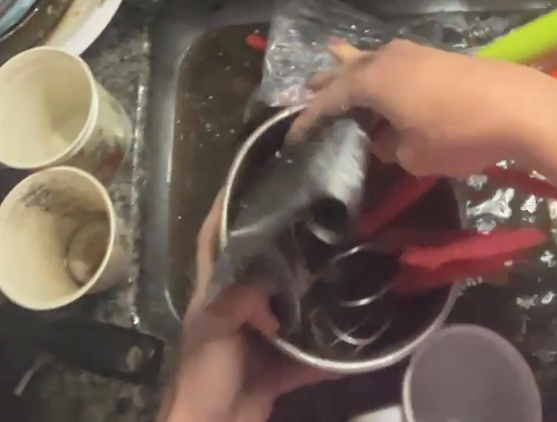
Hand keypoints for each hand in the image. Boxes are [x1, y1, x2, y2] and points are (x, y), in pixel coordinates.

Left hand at [160, 193, 327, 421]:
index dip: (224, 209)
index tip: (245, 180)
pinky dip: (325, 358)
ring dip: (306, 298)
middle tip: (311, 221)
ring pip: (284, 311)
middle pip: (255, 270)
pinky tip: (353, 348)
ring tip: (338, 270)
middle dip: (279, 249)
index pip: (213, 241)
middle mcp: (233, 310)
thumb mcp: (217, 328)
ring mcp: (253, 341)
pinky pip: (304, 360)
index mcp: (212, 294)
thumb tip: (278, 269)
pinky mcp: (272, 372)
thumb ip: (243, 296)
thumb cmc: (203, 377)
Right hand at [291, 39, 556, 177]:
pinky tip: (383, 80)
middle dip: (327, 80)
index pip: (328, 100)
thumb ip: (389, 148)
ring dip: (353, 69)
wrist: (516, 105)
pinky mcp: (433, 57)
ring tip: (336, 63)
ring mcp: (411, 53)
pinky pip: (391, 62)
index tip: (293, 137)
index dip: (309, 119)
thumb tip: (382, 140)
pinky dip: (378, 72)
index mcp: (371, 81)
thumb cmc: (457, 133)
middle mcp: (384, 59)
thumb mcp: (414, 155)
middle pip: (346, 68)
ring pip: (370, 59)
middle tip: (306, 87)